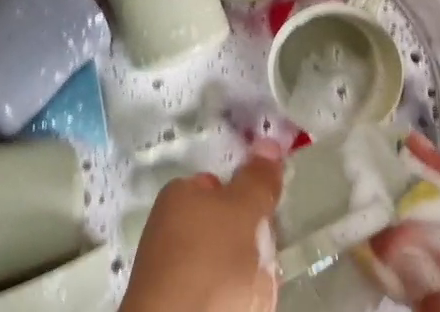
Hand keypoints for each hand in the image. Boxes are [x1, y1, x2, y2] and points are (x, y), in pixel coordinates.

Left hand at [120, 140, 286, 311]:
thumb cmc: (208, 262)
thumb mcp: (241, 212)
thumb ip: (257, 180)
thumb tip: (268, 143)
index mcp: (179, 196)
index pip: (221, 186)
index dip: (249, 200)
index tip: (267, 218)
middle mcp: (171, 227)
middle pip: (229, 227)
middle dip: (253, 242)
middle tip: (264, 257)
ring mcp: (173, 268)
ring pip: (230, 264)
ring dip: (250, 275)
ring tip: (253, 289)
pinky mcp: (181, 300)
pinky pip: (221, 291)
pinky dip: (236, 299)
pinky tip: (240, 305)